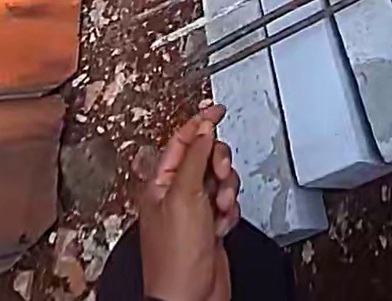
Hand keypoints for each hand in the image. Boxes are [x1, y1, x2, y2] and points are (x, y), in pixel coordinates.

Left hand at [139, 105, 233, 300]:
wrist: (192, 298)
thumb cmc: (177, 257)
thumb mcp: (185, 195)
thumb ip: (195, 156)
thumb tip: (204, 127)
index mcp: (162, 183)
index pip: (182, 139)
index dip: (201, 121)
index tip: (217, 109)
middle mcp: (177, 194)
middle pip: (206, 155)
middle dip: (218, 163)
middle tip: (219, 175)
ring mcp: (194, 209)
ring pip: (220, 177)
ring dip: (226, 189)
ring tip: (220, 207)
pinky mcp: (210, 223)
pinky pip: (228, 200)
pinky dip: (230, 209)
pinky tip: (221, 224)